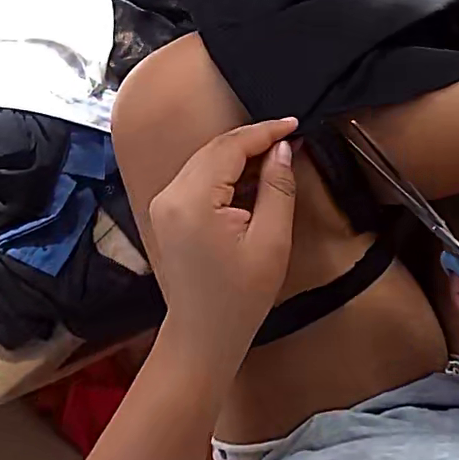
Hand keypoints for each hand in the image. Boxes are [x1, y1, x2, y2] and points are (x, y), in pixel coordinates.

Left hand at [147, 118, 298, 352]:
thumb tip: (283, 149)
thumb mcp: (271, 241)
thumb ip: (277, 188)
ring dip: (241, 154)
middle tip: (290, 138)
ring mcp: (164, 204)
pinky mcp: (168, 213)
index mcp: (193, 201)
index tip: (294, 125)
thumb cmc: (241, 296)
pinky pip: (199, 177)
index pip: (230, 147)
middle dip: (254, 139)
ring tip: (277, 155)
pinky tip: (253, 176)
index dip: (265, 132)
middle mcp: (170, 196)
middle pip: (215, 149)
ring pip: (206, 160)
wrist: (204, 334)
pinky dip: (227, 171)